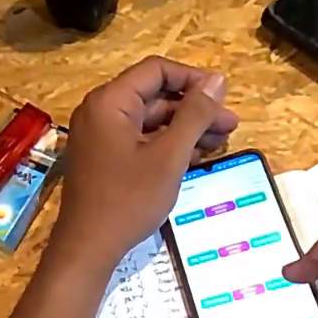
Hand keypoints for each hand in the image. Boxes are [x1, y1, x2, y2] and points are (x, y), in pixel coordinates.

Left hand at [49, 57, 236, 270]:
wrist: (88, 246)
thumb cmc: (128, 200)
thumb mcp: (169, 156)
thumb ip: (194, 115)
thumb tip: (217, 81)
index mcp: (110, 102)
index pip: (156, 70)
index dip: (194, 80)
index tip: (222, 97)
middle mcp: (100, 112)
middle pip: (154, 97)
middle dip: (194, 110)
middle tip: (230, 126)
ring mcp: (99, 137)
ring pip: (149, 122)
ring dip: (184, 129)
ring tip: (220, 142)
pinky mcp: (103, 159)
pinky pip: (139, 141)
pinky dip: (166, 146)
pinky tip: (195, 156)